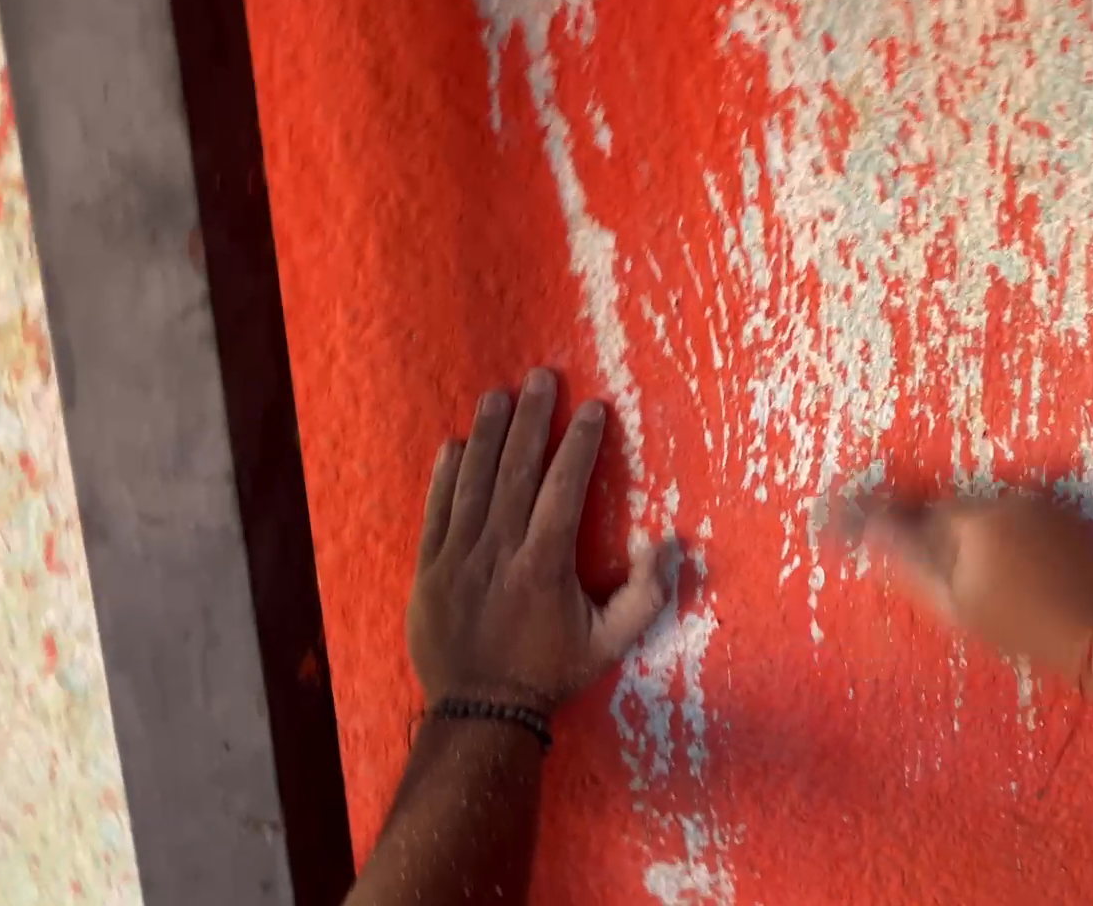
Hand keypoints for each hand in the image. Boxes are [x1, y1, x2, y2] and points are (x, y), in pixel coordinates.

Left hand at [407, 368, 668, 713]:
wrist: (481, 714)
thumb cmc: (553, 670)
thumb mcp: (613, 642)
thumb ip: (646, 594)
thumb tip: (664, 540)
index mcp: (544, 565)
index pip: (564, 489)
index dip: (579, 444)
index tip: (592, 407)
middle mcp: (498, 553)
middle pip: (515, 472)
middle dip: (532, 420)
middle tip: (542, 378)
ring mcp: (457, 559)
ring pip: (473, 484)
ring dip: (487, 435)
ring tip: (498, 395)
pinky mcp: (428, 571)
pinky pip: (436, 513)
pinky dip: (443, 476)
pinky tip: (453, 444)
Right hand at [862, 496, 1092, 676]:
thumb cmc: (1023, 627)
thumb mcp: (958, 606)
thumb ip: (914, 564)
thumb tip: (875, 534)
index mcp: (971, 521)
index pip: (923, 511)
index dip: (907, 525)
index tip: (888, 534)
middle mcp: (1003, 500)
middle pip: (959, 510)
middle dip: (951, 535)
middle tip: (961, 575)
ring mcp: (1038, 503)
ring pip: (991, 513)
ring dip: (984, 535)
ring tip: (1000, 577)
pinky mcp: (1065, 511)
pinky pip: (1024, 516)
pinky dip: (1017, 535)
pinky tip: (1028, 567)